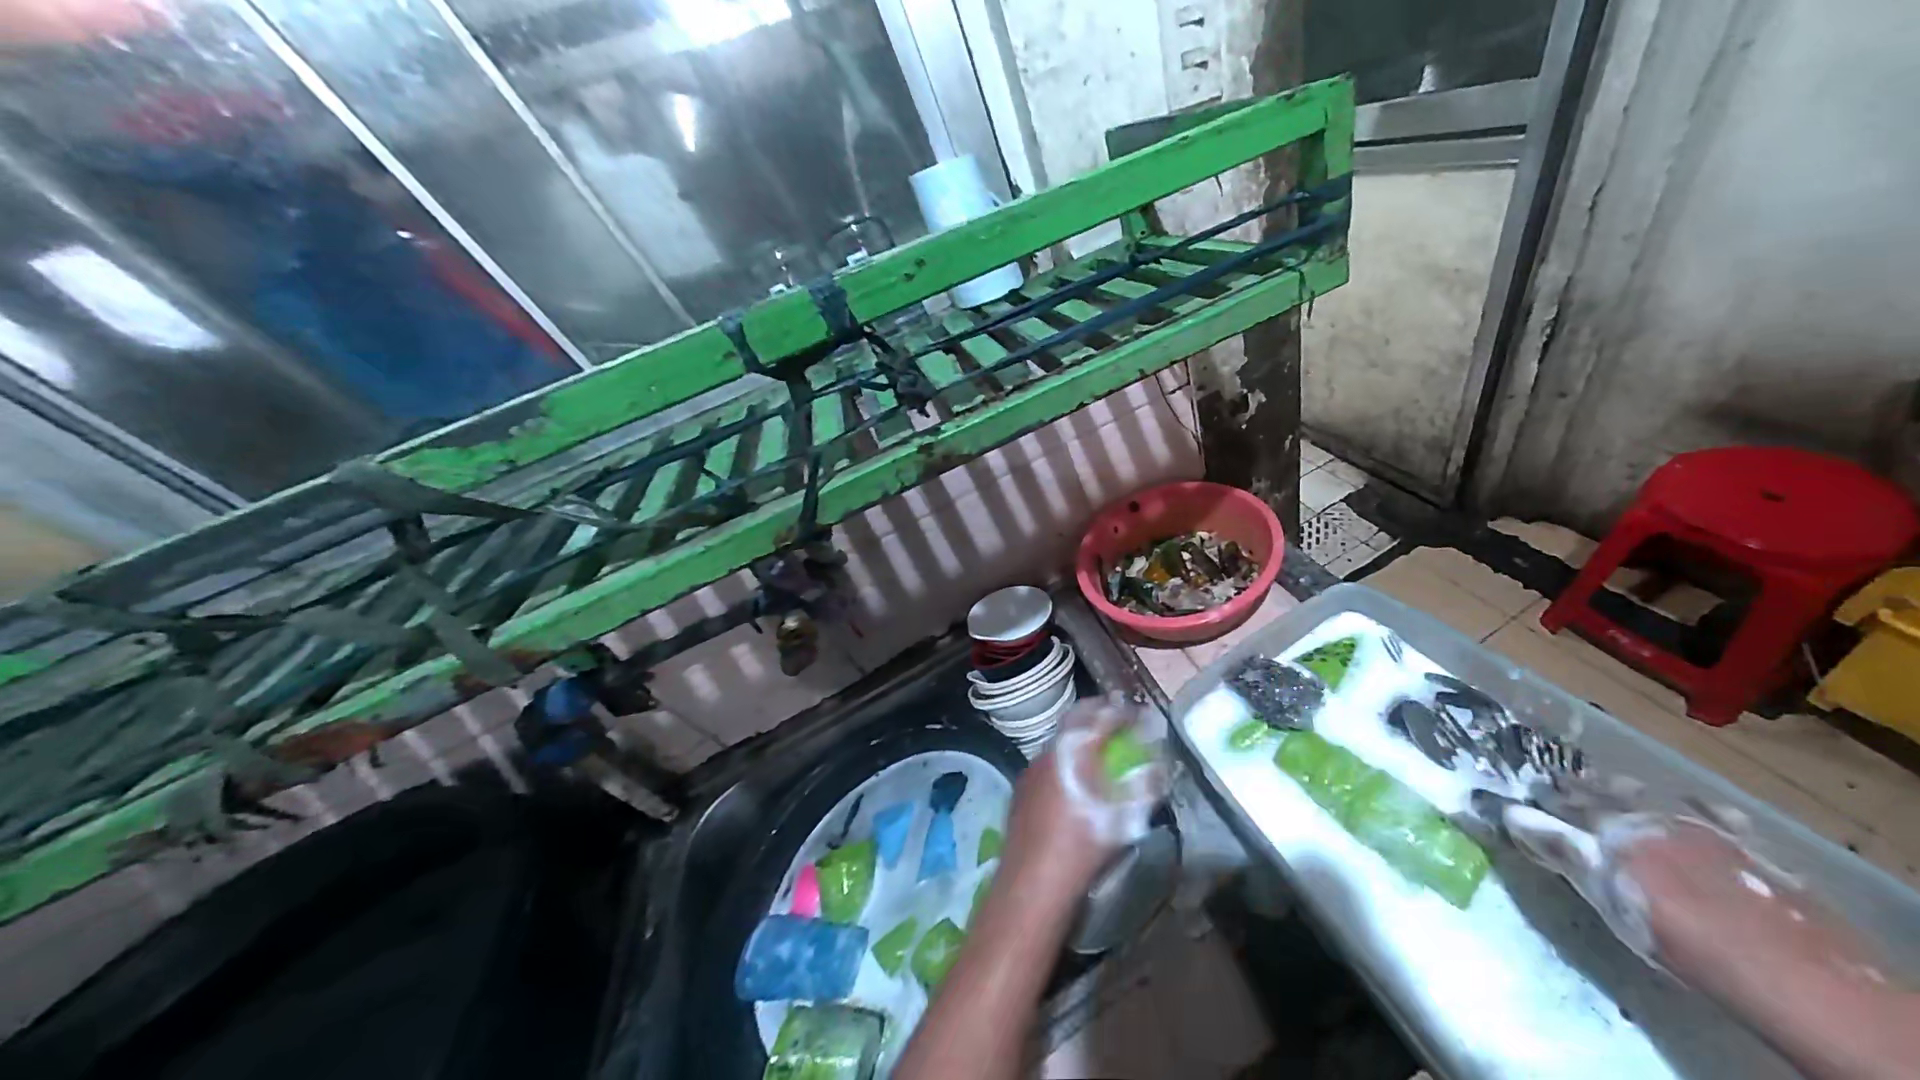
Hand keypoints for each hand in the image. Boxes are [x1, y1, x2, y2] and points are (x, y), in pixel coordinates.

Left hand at [998, 696, 1170, 905]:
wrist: (1033, 882)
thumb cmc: (1083, 848)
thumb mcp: (1126, 819)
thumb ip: (1145, 786)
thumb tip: (1158, 766)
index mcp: (1075, 751)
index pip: (1101, 714)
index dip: (1123, 711)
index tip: (1139, 714)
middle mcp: (1050, 751)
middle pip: (1077, 721)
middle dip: (1100, 720)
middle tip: (1121, 726)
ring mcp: (1031, 768)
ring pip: (1061, 742)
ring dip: (1082, 741)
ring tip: (1101, 754)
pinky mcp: (1021, 787)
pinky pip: (1049, 762)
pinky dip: (1066, 762)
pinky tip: (1075, 783)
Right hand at [1497, 780, 1885, 985]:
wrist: (1784, 963)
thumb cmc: (1677, 936)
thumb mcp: (1605, 898)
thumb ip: (1558, 852)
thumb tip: (1509, 815)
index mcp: (1605, 833)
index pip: (1552, 812)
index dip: (1526, 806)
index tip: (1502, 801)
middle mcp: (1641, 818)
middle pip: (1595, 795)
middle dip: (1566, 788)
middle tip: (1547, 784)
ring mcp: (1693, 825)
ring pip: (1643, 793)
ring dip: (1614, 785)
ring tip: (1596, 780)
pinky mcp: (1740, 841)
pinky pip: (1710, 811)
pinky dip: (1691, 803)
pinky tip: (1685, 800)